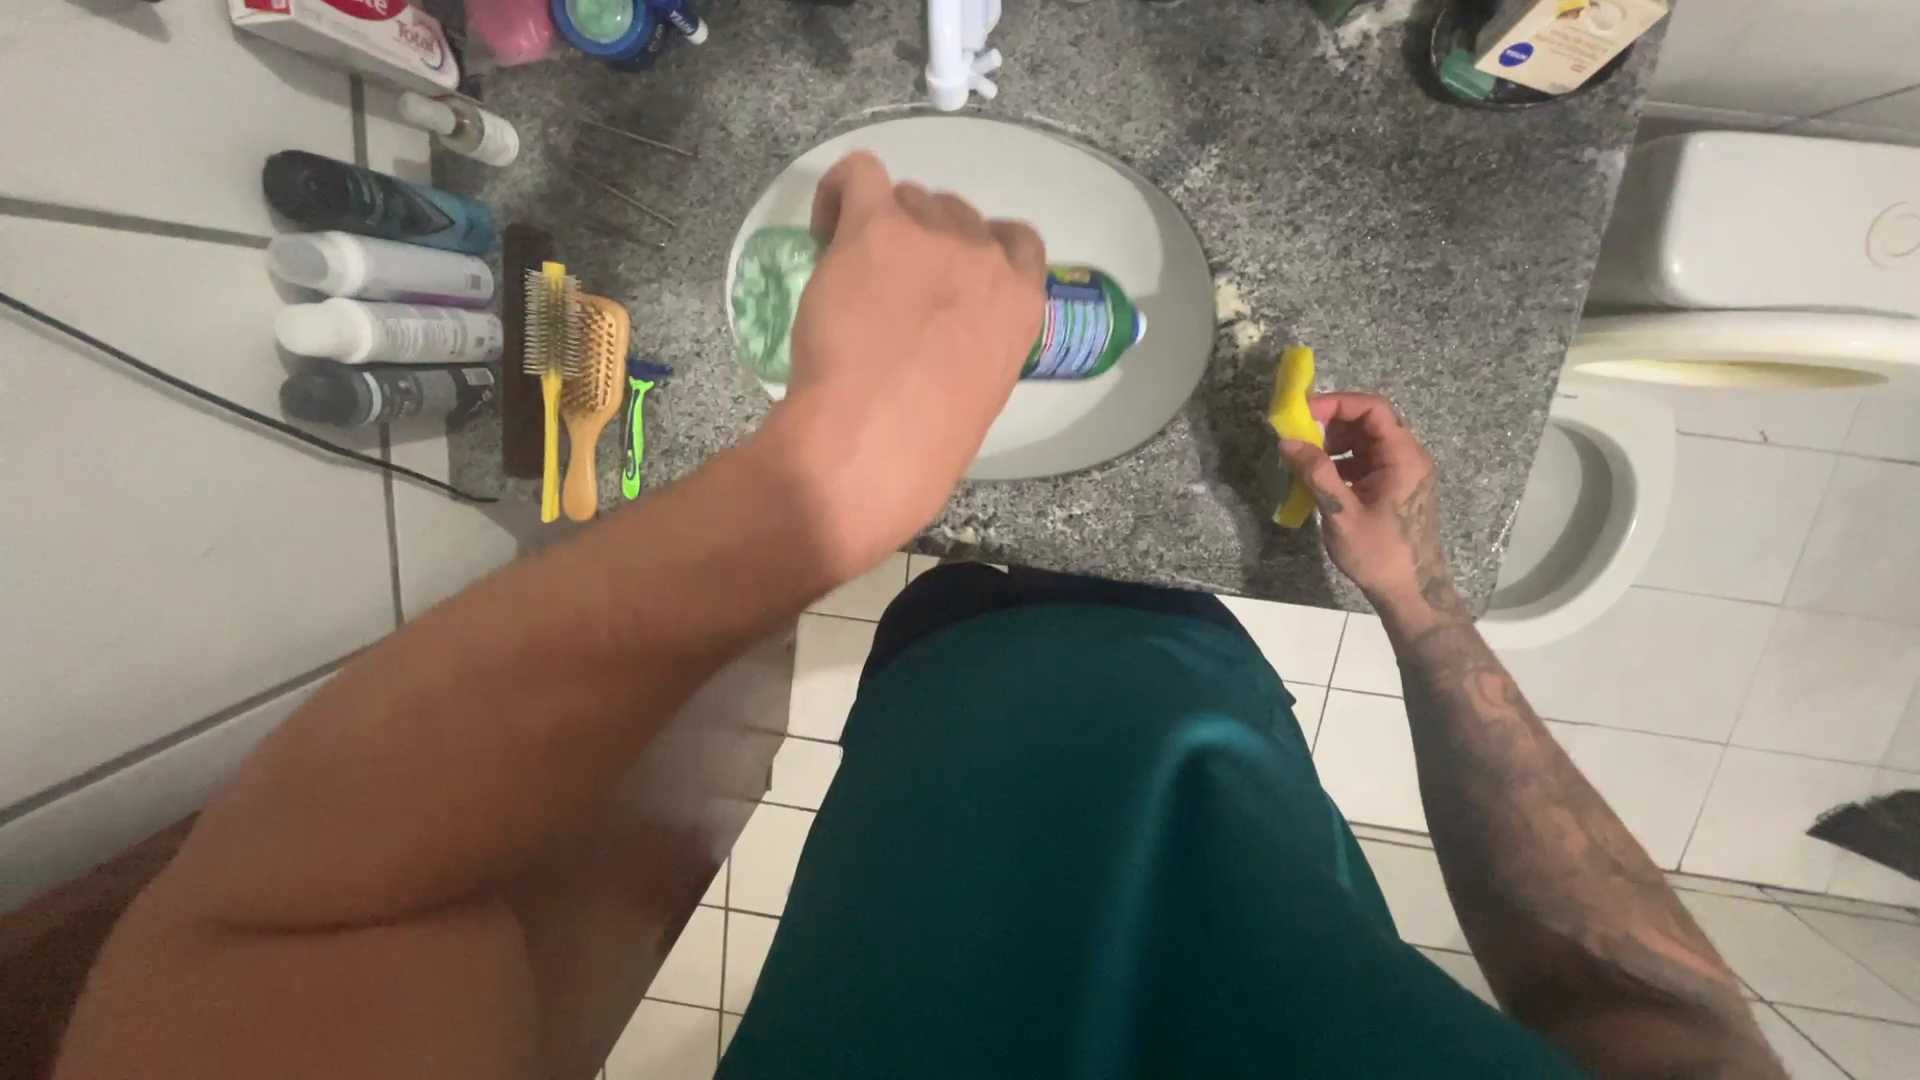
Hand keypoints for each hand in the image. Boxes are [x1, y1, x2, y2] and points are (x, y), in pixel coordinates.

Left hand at [766, 152, 1046, 573]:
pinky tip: (825, 231)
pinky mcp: (877, 226)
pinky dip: (840, 194)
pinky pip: (860, 174)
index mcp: (1022, 305)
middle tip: (888, 288)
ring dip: (883, 227)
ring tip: (851, 277)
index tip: (946, 278)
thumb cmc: (926, 442)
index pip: (1018, 243)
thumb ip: (974, 343)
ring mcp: (933, 236)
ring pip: (908, 199)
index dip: (977, 250)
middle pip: (954, 215)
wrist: (875, 444)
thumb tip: (940, 336)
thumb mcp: (980, 391)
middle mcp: (985, 258)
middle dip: (923, 242)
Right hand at [1276, 393, 1464, 620]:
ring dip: (1333, 445)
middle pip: (1369, 422)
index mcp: (1403, 458)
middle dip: (1330, 425)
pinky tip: (1320, 481)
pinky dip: (1340, 463)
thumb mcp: (1342, 513)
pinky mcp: (1393, 487)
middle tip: (1298, 440)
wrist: (1410, 591)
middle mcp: (1407, 458)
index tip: (1302, 415)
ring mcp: (1402, 473)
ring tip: (1305, 463)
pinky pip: (1365, 461)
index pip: (1373, 409)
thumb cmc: (1379, 553)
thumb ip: (1316, 473)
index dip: (1337, 404)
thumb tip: (1287, 442)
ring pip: (1365, 442)